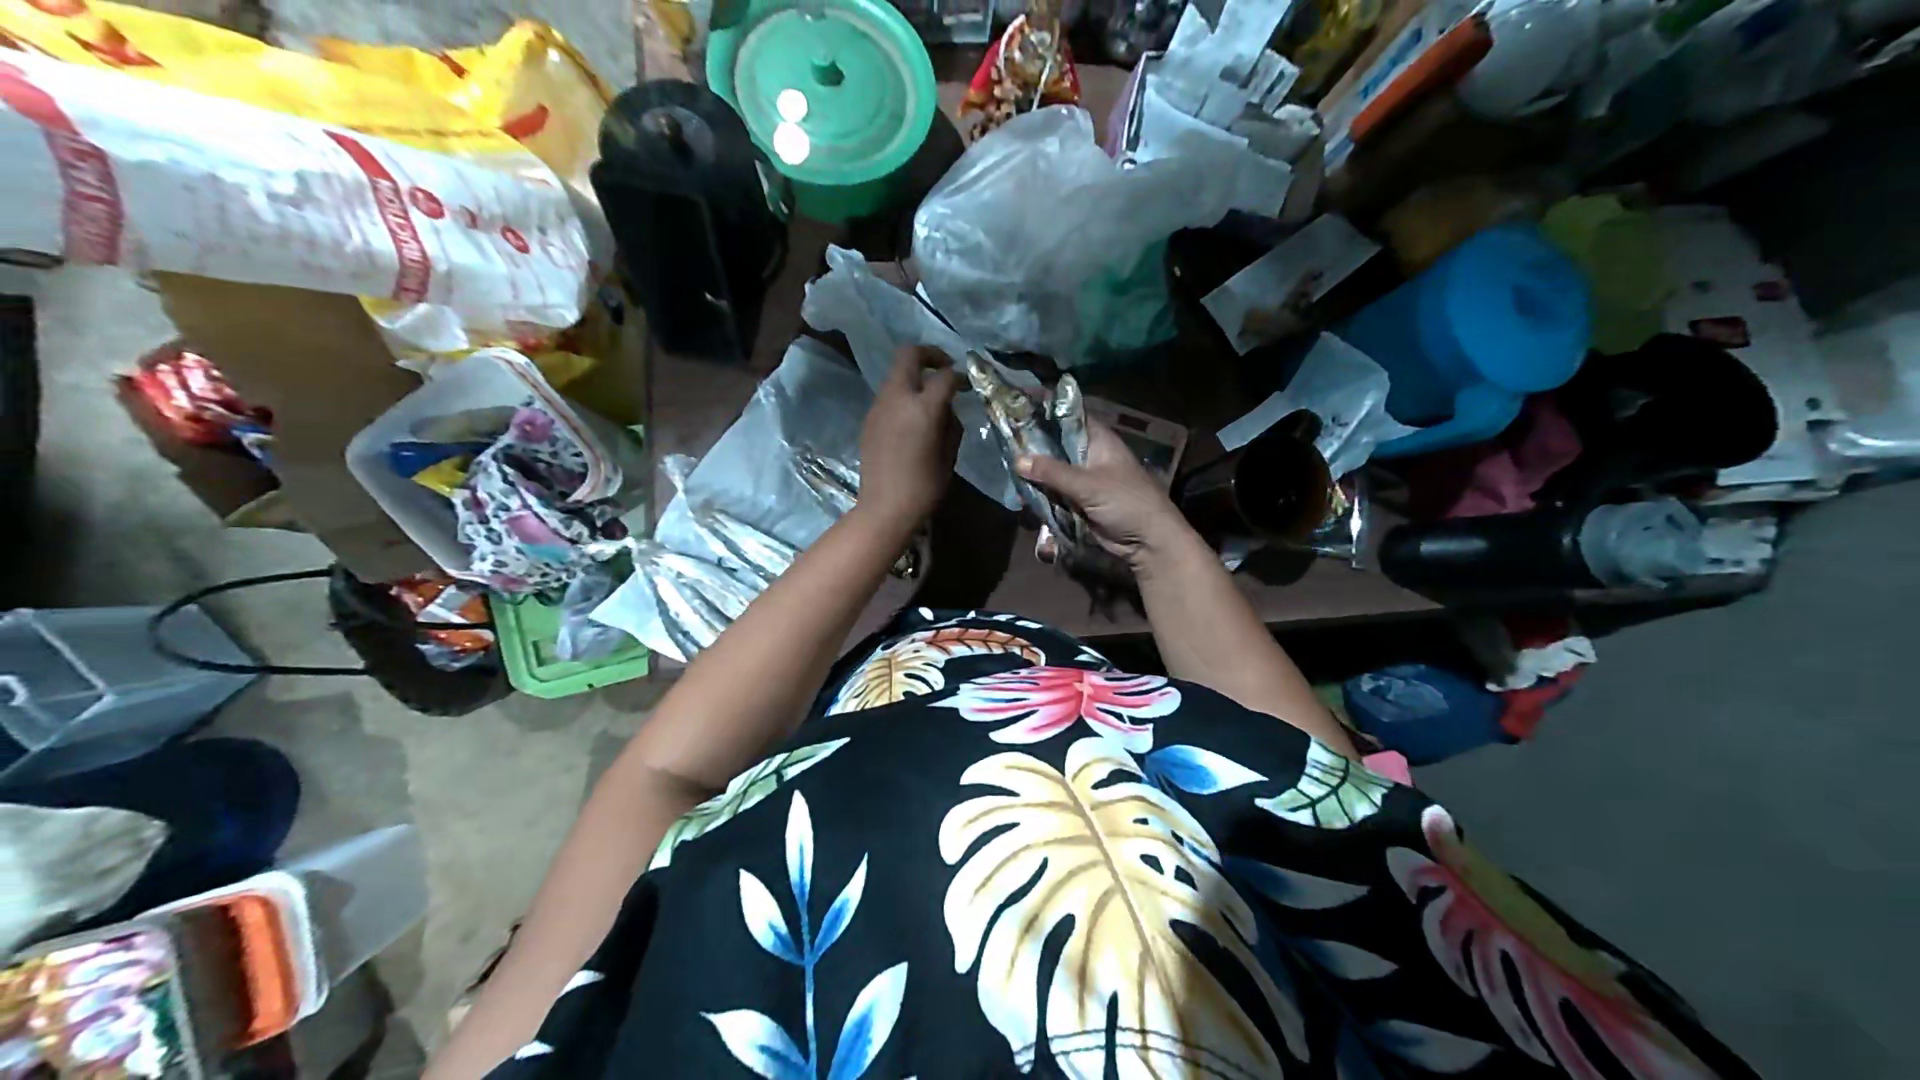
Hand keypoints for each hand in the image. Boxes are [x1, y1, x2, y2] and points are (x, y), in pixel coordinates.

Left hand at [857, 347, 960, 529]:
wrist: (884, 508)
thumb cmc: (925, 487)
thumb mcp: (949, 455)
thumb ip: (951, 424)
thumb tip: (947, 408)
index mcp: (923, 408)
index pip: (945, 376)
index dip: (960, 376)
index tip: (967, 385)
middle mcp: (898, 398)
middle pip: (909, 354)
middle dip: (930, 355)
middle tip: (944, 369)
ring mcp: (879, 406)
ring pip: (896, 374)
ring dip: (914, 377)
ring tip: (928, 399)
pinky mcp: (869, 419)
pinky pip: (888, 395)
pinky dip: (902, 396)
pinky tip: (911, 419)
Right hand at [1016, 421, 1193, 571]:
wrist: (1148, 541)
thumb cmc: (1126, 502)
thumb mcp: (1088, 485)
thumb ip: (1052, 472)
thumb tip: (1017, 460)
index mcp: (1097, 440)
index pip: (1068, 416)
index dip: (1045, 409)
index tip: (1016, 405)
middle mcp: (1088, 456)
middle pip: (1054, 445)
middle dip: (1031, 447)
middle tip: (1002, 444)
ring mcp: (1082, 479)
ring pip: (1050, 471)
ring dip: (1032, 476)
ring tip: (1006, 474)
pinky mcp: (1078, 501)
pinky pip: (1053, 494)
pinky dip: (1039, 496)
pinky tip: (1019, 497)